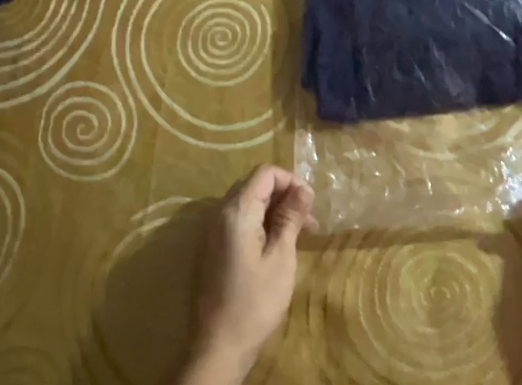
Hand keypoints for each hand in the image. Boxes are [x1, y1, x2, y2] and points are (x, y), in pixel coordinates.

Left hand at [180, 165, 317, 384]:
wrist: (218, 346)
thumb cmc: (255, 302)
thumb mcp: (281, 257)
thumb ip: (290, 218)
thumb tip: (304, 189)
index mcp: (235, 211)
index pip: (265, 173)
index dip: (291, 180)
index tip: (310, 203)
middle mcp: (218, 213)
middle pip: (254, 185)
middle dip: (283, 195)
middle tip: (308, 220)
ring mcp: (211, 231)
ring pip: (246, 203)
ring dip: (273, 210)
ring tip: (297, 234)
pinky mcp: (211, 248)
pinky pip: (236, 221)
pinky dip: (258, 223)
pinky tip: (275, 245)